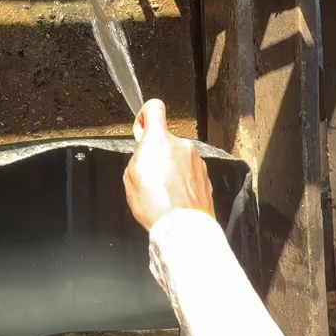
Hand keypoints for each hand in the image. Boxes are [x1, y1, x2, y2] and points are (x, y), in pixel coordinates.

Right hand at [123, 98, 214, 230]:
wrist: (183, 227)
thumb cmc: (155, 204)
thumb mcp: (130, 177)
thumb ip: (138, 156)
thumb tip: (143, 152)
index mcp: (159, 140)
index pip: (154, 108)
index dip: (145, 115)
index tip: (142, 127)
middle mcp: (181, 145)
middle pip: (166, 138)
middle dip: (157, 152)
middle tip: (149, 174)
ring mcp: (196, 160)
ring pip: (179, 156)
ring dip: (171, 167)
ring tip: (162, 190)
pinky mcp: (205, 175)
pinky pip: (189, 171)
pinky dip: (182, 180)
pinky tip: (174, 197)